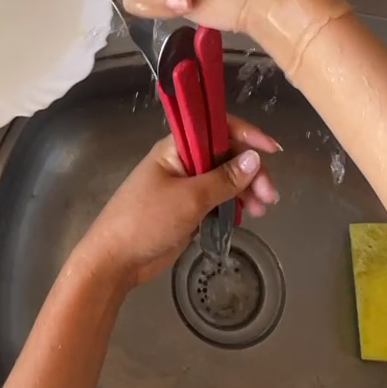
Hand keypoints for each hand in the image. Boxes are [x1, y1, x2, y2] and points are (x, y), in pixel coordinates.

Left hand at [72, 117, 282, 289]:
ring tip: (262, 210)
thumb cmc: (146, 221)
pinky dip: (234, 204)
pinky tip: (247, 216)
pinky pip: (217, 198)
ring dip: (245, 190)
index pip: (216, 127)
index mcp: (176, 147)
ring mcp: (184, 185)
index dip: (246, 134)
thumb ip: (224, 179)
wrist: (115, 260)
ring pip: (224, 178)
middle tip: (269, 196)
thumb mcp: (189, 199)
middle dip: (250, 171)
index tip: (271, 150)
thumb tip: (255, 159)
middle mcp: (182, 160)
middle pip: (225, 154)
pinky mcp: (187, 208)